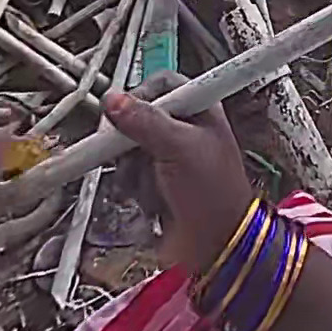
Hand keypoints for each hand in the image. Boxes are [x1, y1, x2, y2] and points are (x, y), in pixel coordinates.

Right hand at [104, 75, 253, 274]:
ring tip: (153, 184)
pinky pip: (130, 174)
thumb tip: (114, 100)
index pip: (161, 84)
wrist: (218, 246)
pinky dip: (136, 188)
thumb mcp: (179, 147)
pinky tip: (154, 200)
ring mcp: (168, 156)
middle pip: (138, 117)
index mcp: (198, 108)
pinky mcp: (157, 181)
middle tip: (133, 153)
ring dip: (134, 170)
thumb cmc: (214, 192)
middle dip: (131, 141)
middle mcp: (182, 128)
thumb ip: (145, 121)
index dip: (140, 95)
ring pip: (129, 148)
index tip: (123, 112)